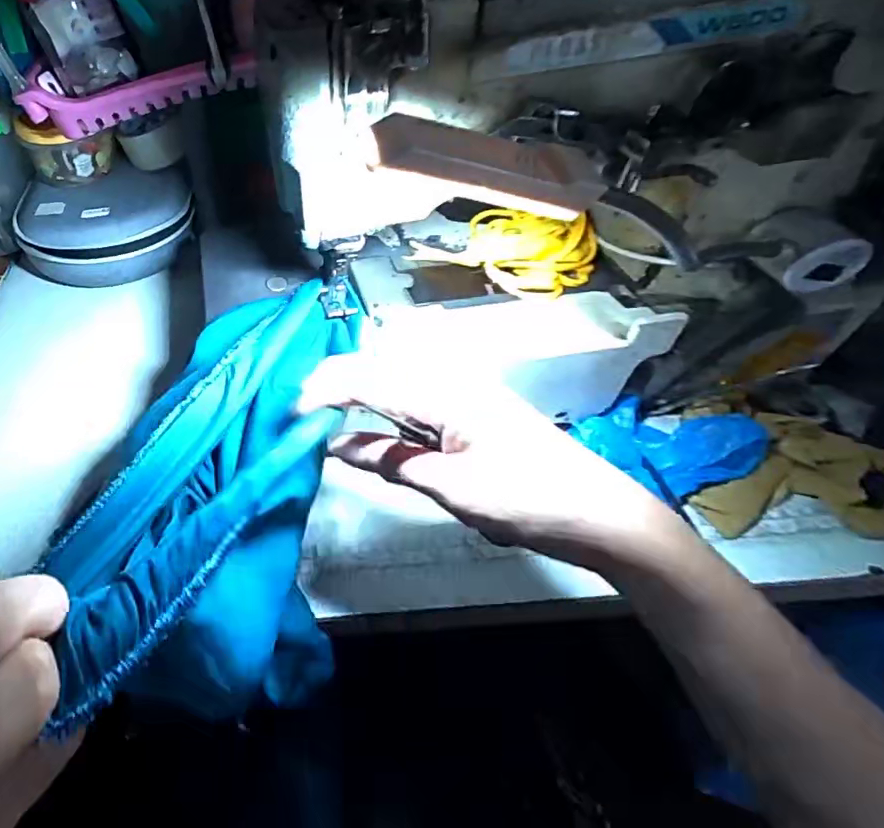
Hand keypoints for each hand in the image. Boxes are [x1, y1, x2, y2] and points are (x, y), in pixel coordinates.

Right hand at [299, 353, 675, 569]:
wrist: (597, 512)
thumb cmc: (527, 500)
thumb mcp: (452, 488)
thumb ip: (391, 461)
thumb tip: (337, 445)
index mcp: (444, 390)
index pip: (369, 378)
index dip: (323, 389)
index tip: (286, 411)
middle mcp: (449, 381)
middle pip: (377, 370)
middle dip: (332, 385)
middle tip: (293, 413)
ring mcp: (460, 395)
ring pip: (392, 383)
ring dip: (354, 395)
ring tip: (317, 414)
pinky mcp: (467, 414)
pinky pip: (411, 403)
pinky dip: (381, 414)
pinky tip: (366, 427)